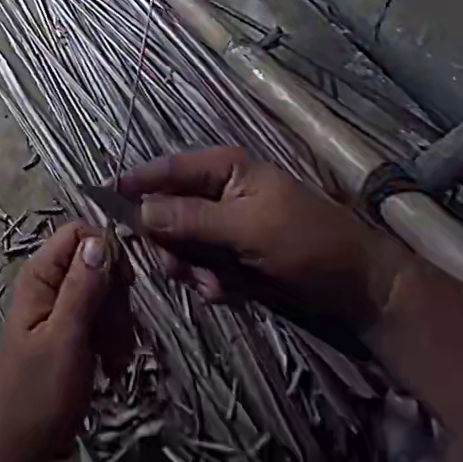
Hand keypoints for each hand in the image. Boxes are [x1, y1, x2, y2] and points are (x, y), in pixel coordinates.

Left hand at [0, 222, 123, 461]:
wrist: (18, 452)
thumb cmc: (38, 395)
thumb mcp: (65, 339)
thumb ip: (82, 288)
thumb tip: (100, 238)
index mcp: (40, 275)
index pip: (79, 233)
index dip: (106, 252)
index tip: (124, 286)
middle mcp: (50, 284)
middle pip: (97, 265)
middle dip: (115, 300)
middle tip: (115, 337)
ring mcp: (60, 310)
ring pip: (104, 295)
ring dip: (117, 327)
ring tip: (112, 360)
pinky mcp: (71, 334)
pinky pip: (102, 321)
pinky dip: (112, 342)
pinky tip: (110, 367)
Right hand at [117, 147, 410, 331]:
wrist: (360, 290)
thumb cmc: (306, 242)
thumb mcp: (246, 228)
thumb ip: (191, 218)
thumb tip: (141, 209)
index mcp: (224, 169)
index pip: (168, 169)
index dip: (136, 181)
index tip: (102, 196)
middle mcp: (220, 193)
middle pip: (169, 211)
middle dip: (170, 242)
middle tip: (173, 268)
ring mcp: (228, 226)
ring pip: (184, 244)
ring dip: (192, 267)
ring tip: (215, 285)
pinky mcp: (236, 258)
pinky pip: (204, 267)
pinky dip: (213, 282)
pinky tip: (232, 293)